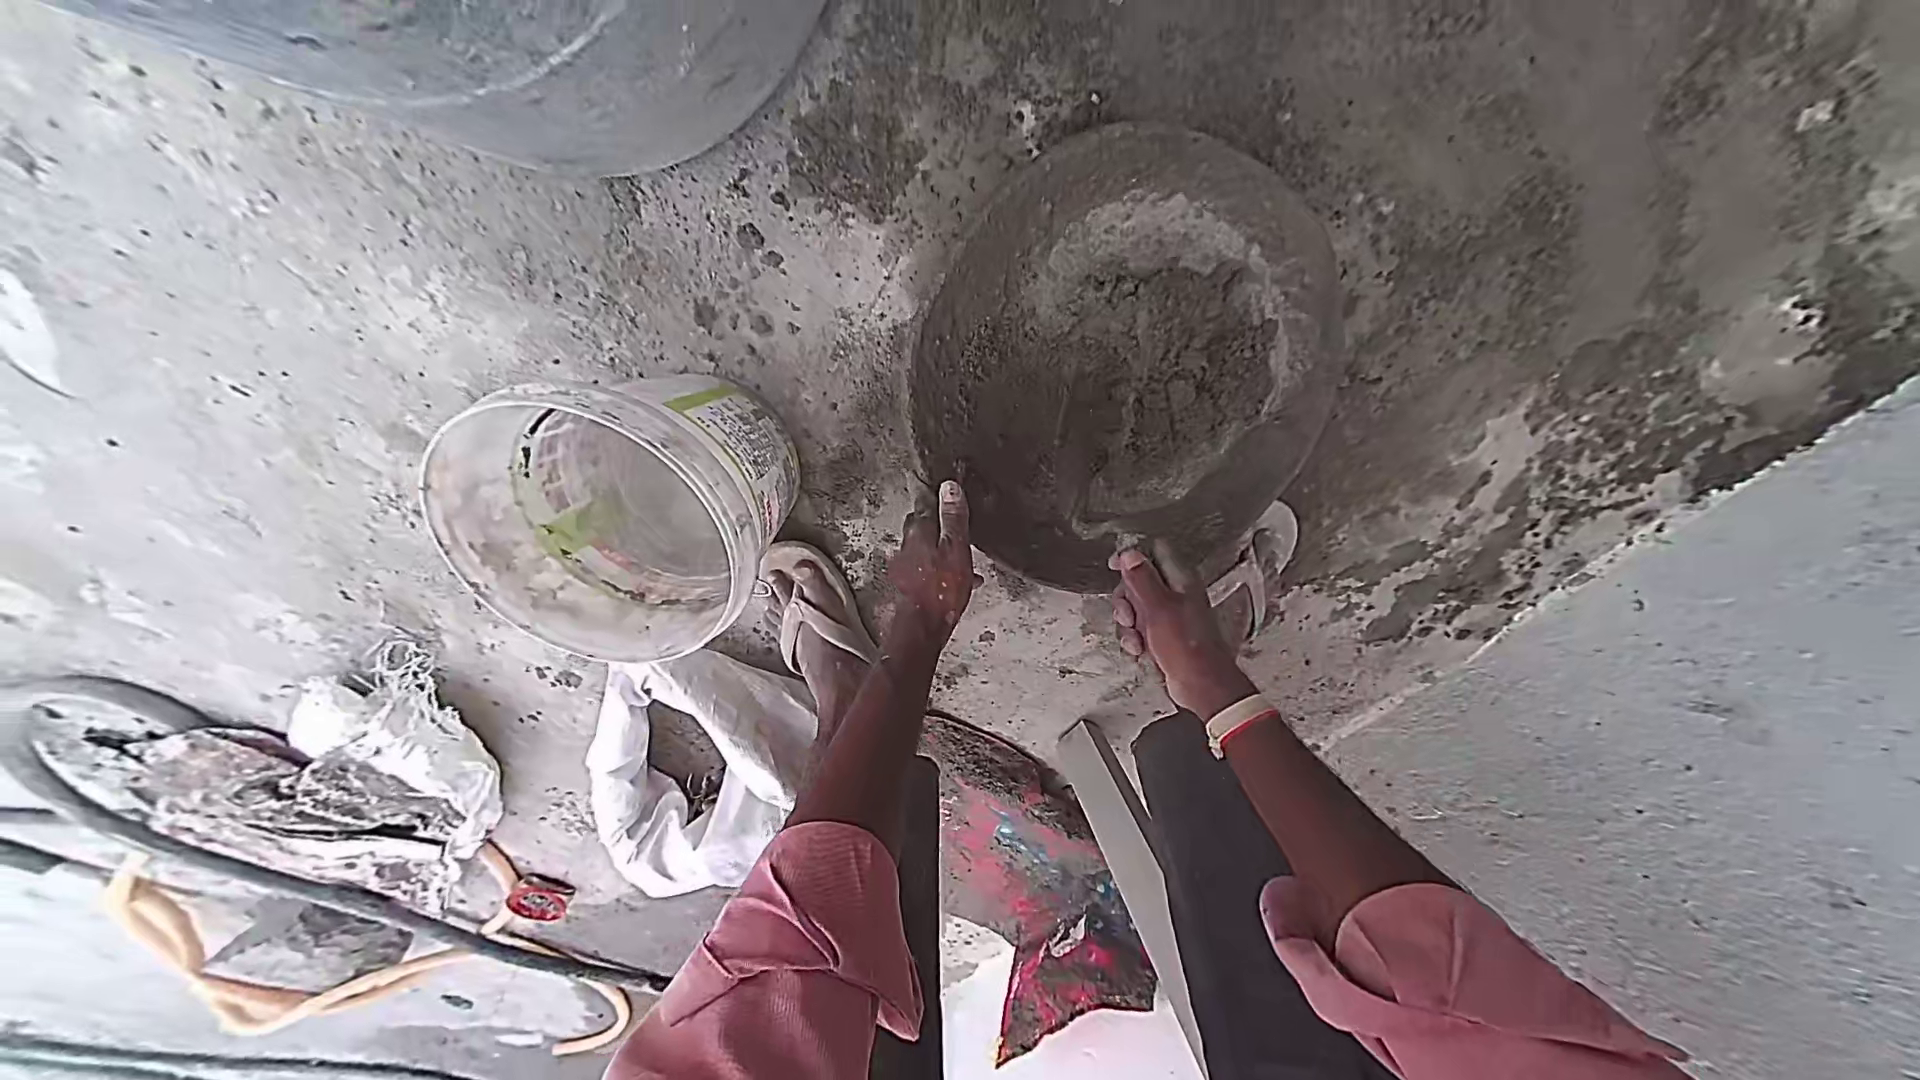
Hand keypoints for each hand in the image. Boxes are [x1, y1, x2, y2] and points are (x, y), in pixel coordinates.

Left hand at [887, 480, 976, 644]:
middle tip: (955, 524)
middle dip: (938, 524)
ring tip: (961, 557)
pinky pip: (925, 569)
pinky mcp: (908, 584)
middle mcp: (907, 545)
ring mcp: (905, 566)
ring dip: (939, 549)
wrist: (922, 627)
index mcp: (919, 531)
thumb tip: (950, 487)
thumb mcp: (957, 549)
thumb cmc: (941, 588)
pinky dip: (939, 569)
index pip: (926, 503)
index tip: (946, 491)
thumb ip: (953, 519)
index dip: (937, 497)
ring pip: (924, 548)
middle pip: (923, 526)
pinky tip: (955, 581)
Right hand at [1110, 541, 1255, 717]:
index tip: (1114, 567)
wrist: (1200, 685)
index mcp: (1180, 579)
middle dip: (1125, 598)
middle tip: (1128, 614)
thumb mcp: (1158, 608)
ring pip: (1134, 606)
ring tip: (1136, 638)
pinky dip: (1133, 637)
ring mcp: (1169, 614)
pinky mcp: (1163, 634)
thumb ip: (1142, 579)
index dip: (1132, 556)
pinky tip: (1139, 649)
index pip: (1154, 551)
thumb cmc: (1186, 646)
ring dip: (1127, 622)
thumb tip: (1129, 553)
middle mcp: (1175, 593)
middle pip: (1137, 580)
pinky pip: (1138, 627)